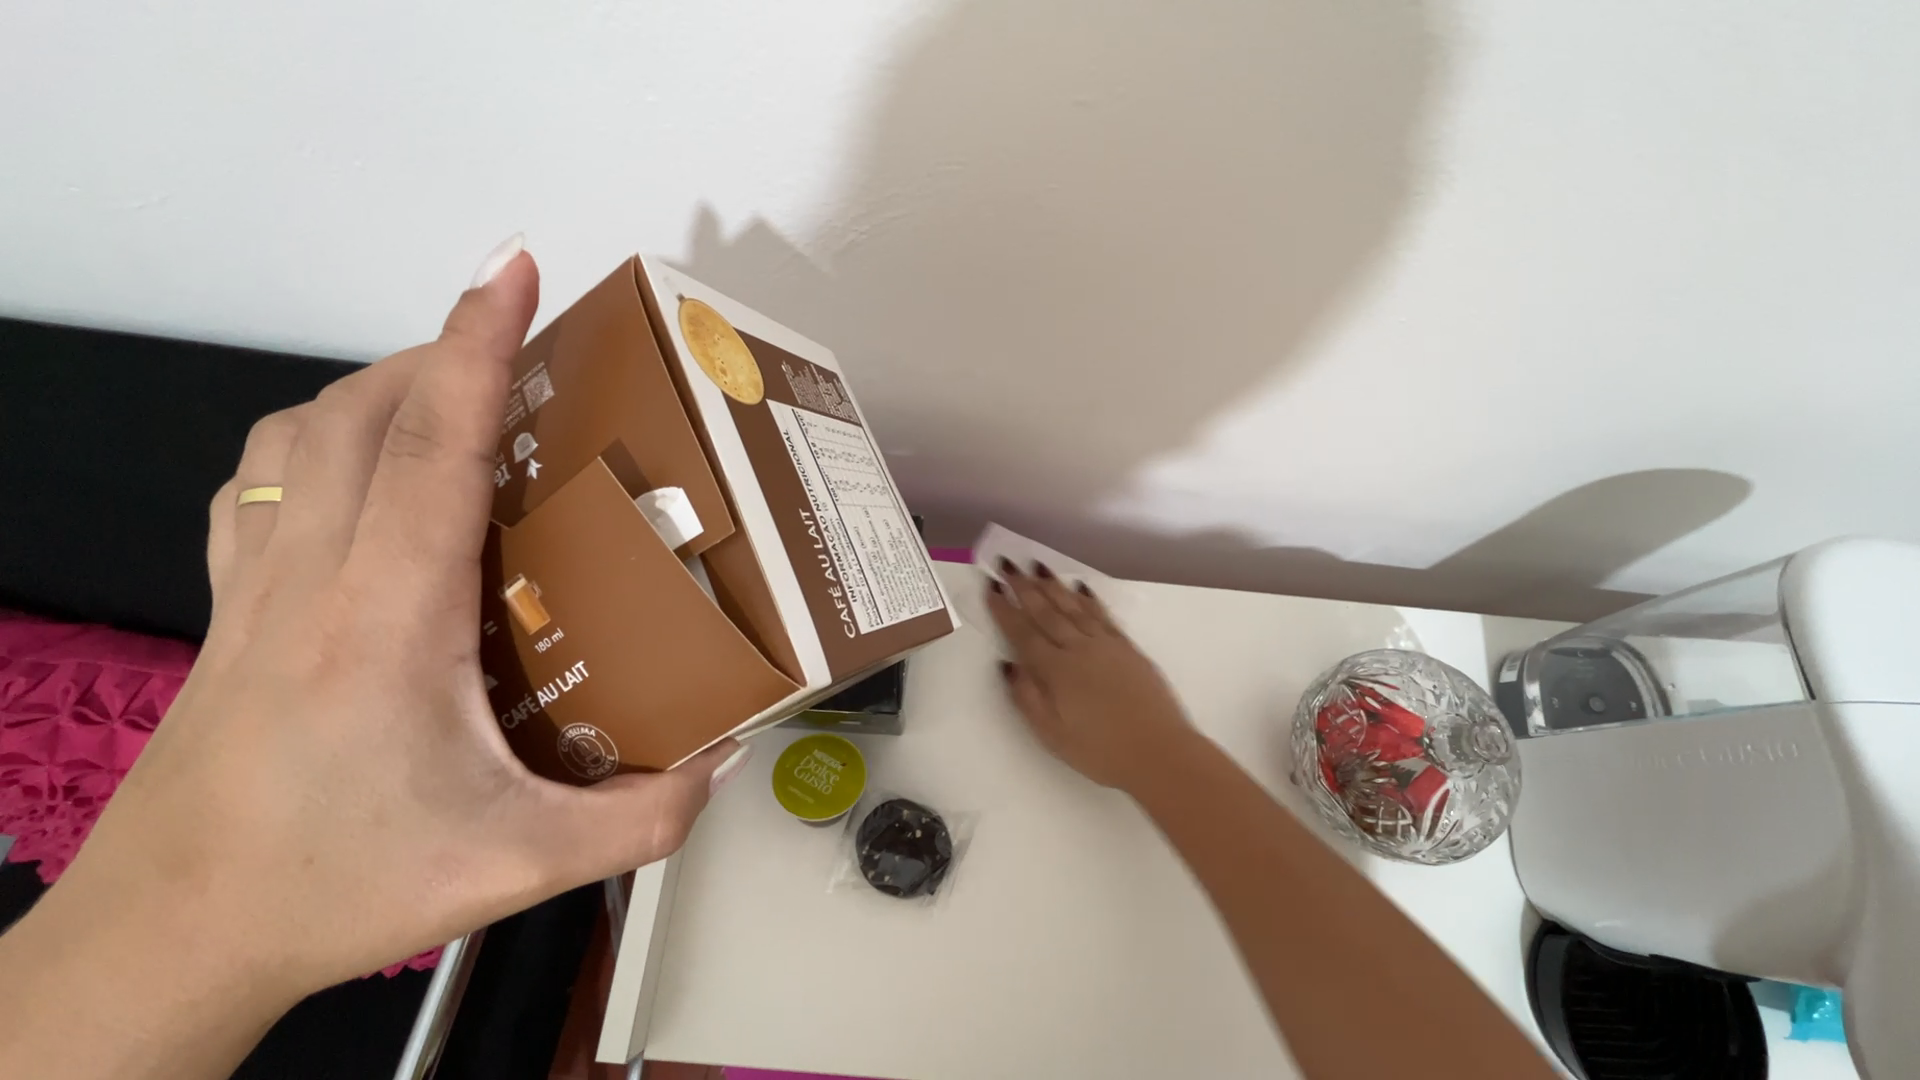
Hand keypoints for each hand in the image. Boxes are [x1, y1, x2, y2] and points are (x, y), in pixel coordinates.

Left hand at [21, 239, 746, 1012]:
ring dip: (379, 388)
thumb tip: (724, 760)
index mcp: (389, 617)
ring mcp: (256, 588)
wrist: (168, 940)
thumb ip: (642, 819)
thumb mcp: (519, 867)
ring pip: (302, 436)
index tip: (511, 268)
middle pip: (363, 411)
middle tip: (526, 347)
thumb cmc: (343, 889)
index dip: (473, 343)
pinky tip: (367, 473)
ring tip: (455, 396)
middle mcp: (312, 578)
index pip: (430, 443)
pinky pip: (267, 484)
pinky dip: (320, 443)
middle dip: (441, 350)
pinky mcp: (229, 610)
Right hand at [987, 561, 1197, 793]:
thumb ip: (1026, 697)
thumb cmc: (1100, 751)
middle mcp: (1078, 649)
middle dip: (1024, 586)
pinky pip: (1102, 615)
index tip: (991, 586)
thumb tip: (1008, 664)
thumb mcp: (1052, 734)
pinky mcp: (1127, 648)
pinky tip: (1080, 588)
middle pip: (1046, 611)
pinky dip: (1088, 599)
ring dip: (1053, 585)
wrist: (1159, 752)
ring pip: (1073, 607)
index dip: (1004, 609)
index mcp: (1055, 670)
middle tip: (1007, 563)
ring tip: (1037, 566)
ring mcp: (1105, 645)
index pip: (1022, 632)